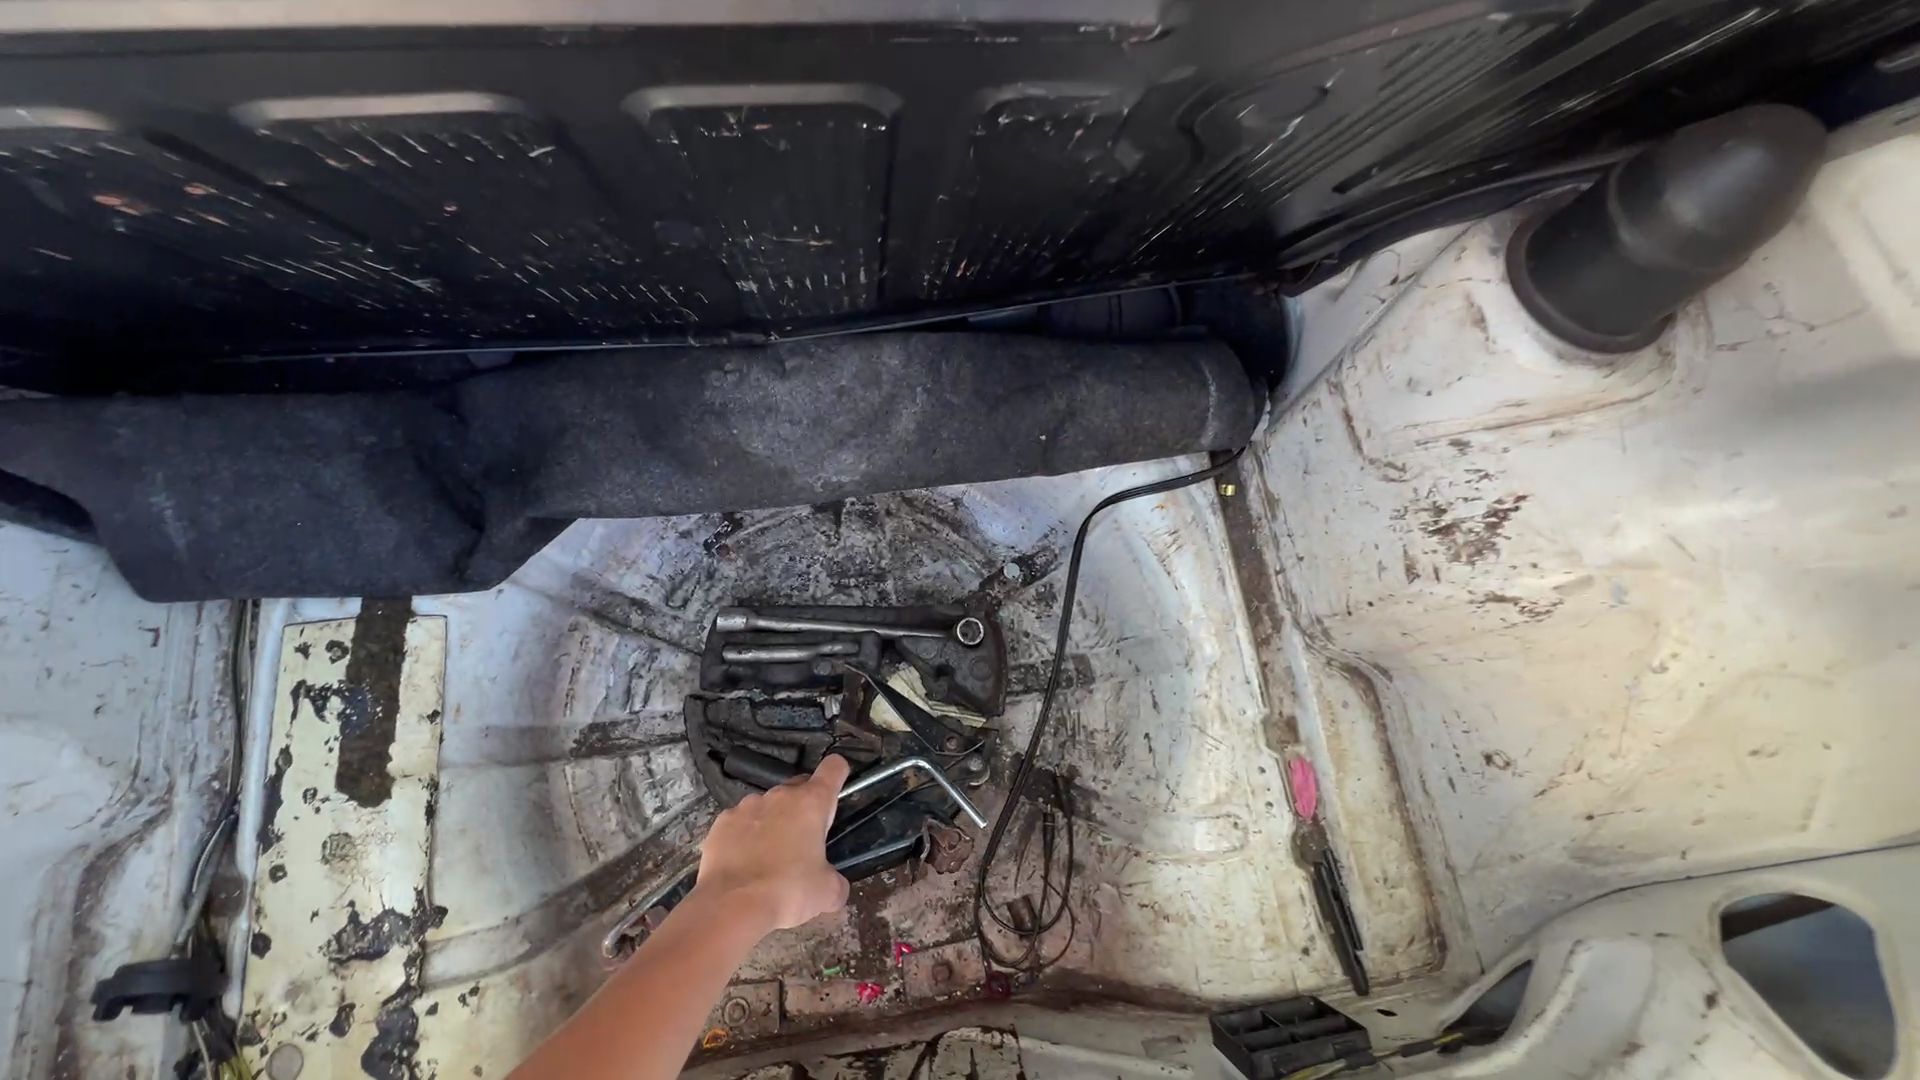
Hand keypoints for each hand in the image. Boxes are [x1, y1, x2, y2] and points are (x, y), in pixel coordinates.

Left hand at [690, 755, 850, 931]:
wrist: (731, 907)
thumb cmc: (787, 891)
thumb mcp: (827, 892)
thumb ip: (836, 880)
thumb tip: (834, 885)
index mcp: (811, 803)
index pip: (833, 768)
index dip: (838, 774)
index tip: (837, 787)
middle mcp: (780, 796)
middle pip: (799, 788)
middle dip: (804, 809)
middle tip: (804, 842)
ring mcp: (746, 807)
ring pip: (767, 806)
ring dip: (773, 823)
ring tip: (769, 860)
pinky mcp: (721, 824)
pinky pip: (739, 823)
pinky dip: (744, 837)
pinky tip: (743, 865)